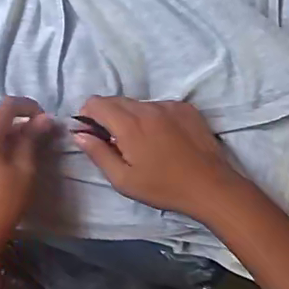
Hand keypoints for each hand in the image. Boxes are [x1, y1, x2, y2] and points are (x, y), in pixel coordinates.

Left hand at [0, 96, 54, 252]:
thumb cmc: (3, 203)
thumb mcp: (24, 170)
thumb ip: (32, 139)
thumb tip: (44, 118)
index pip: (6, 106)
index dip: (28, 106)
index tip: (44, 119)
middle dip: (19, 125)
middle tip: (41, 138)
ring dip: (8, 138)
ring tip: (27, 154)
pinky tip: (9, 164)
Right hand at [72, 97, 253, 221]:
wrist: (211, 186)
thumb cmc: (163, 187)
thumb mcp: (123, 179)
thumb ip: (97, 153)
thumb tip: (78, 134)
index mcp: (128, 124)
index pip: (96, 103)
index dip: (87, 115)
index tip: (92, 134)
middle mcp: (147, 108)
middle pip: (115, 100)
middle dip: (108, 116)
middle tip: (116, 142)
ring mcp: (169, 105)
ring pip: (138, 104)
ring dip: (132, 117)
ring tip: (143, 143)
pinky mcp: (186, 108)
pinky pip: (159, 106)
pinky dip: (153, 118)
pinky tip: (164, 139)